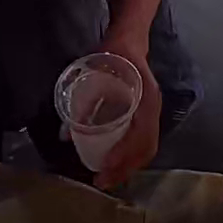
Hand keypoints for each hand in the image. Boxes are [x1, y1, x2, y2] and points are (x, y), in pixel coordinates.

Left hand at [94, 33, 161, 188]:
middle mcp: (153, 108)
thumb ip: (85, 97)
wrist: (130, 41)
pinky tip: (116, 164)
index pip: (141, 133)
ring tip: (108, 178)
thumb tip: (68, 131)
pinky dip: (131, 158)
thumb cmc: (115, 54)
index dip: (124, 153)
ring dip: (129, 166)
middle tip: (102, 181)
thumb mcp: (97, 70)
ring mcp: (152, 112)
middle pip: (147, 147)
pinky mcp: (146, 115)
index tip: (105, 167)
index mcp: (147, 98)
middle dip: (126, 167)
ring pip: (147, 147)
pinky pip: (145, 142)